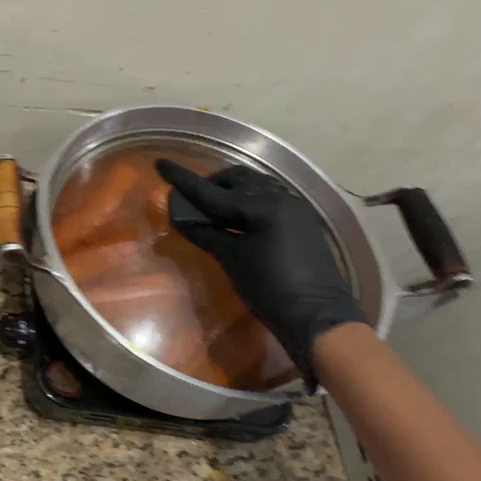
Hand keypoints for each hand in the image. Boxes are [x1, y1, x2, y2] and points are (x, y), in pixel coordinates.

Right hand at [155, 160, 367, 386]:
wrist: (318, 316)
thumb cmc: (270, 288)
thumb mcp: (232, 260)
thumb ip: (206, 234)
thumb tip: (181, 219)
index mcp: (262, 206)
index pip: (213, 192)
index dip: (184, 180)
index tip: (162, 164)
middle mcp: (281, 198)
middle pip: (239, 180)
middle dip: (213, 183)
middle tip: (192, 197)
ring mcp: (295, 208)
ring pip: (256, 187)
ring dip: (232, 191)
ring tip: (214, 208)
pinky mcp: (302, 221)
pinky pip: (270, 200)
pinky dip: (249, 202)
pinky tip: (238, 219)